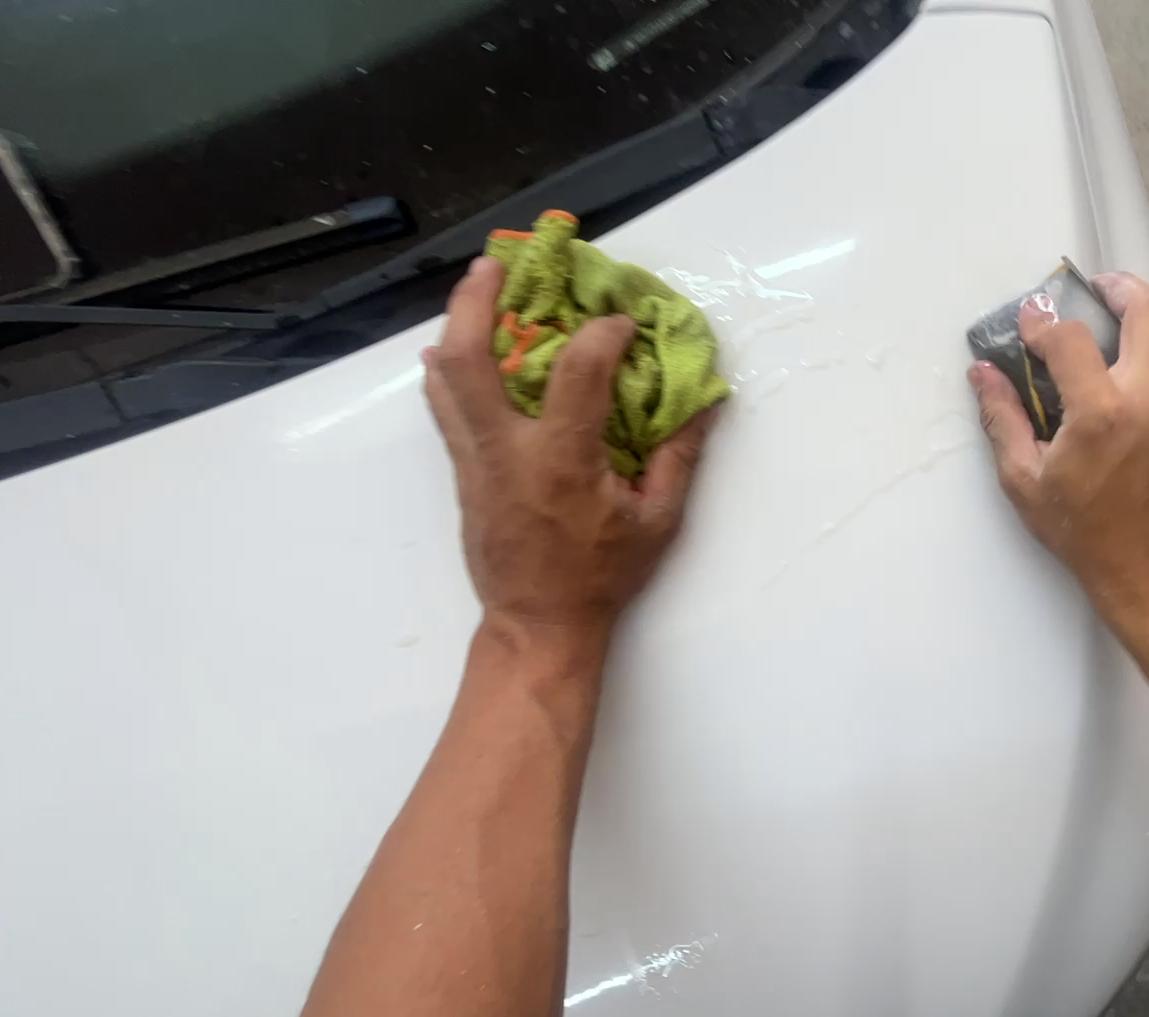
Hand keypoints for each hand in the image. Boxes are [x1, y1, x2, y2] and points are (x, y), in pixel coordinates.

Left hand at [423, 256, 716, 647]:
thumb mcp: (658, 521)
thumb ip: (679, 457)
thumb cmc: (603, 576)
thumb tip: (703, 405)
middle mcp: (507, 451)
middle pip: (469, 360)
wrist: (538, 622)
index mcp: (563, 460)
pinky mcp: (463, 474)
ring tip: (476, 291)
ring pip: (444, 379)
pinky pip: (444, 409)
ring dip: (456, 326)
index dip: (604, 334)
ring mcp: (475, 461)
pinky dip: (448, 371)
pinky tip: (455, 352)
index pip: (578, 372)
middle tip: (497, 263)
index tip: (624, 323)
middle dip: (477, 302)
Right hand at [967, 272, 1148, 629]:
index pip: (1071, 339)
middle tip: (1093, 296)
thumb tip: (982, 374)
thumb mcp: (1023, 480)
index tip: (1029, 323)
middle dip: (1117, 290)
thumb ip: (1002, 420)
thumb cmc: (1078, 526)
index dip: (1043, 323)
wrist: (1143, 562)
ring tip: (1129, 327)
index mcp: (1100, 414)